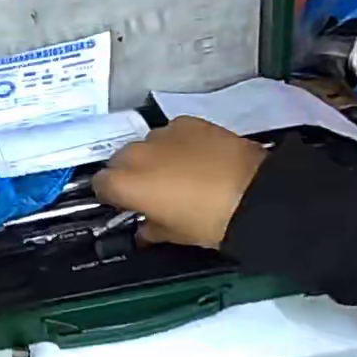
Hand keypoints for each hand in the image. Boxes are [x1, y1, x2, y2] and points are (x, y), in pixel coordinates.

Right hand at [92, 116, 266, 248]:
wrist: (256, 194)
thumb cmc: (210, 221)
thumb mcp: (177, 235)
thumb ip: (151, 229)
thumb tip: (146, 228)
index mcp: (125, 183)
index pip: (100, 184)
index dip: (112, 195)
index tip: (126, 203)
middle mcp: (136, 153)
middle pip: (119, 160)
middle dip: (131, 174)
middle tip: (153, 191)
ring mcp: (162, 134)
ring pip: (145, 145)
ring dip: (153, 157)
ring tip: (178, 173)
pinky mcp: (187, 122)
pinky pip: (171, 133)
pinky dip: (177, 144)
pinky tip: (196, 157)